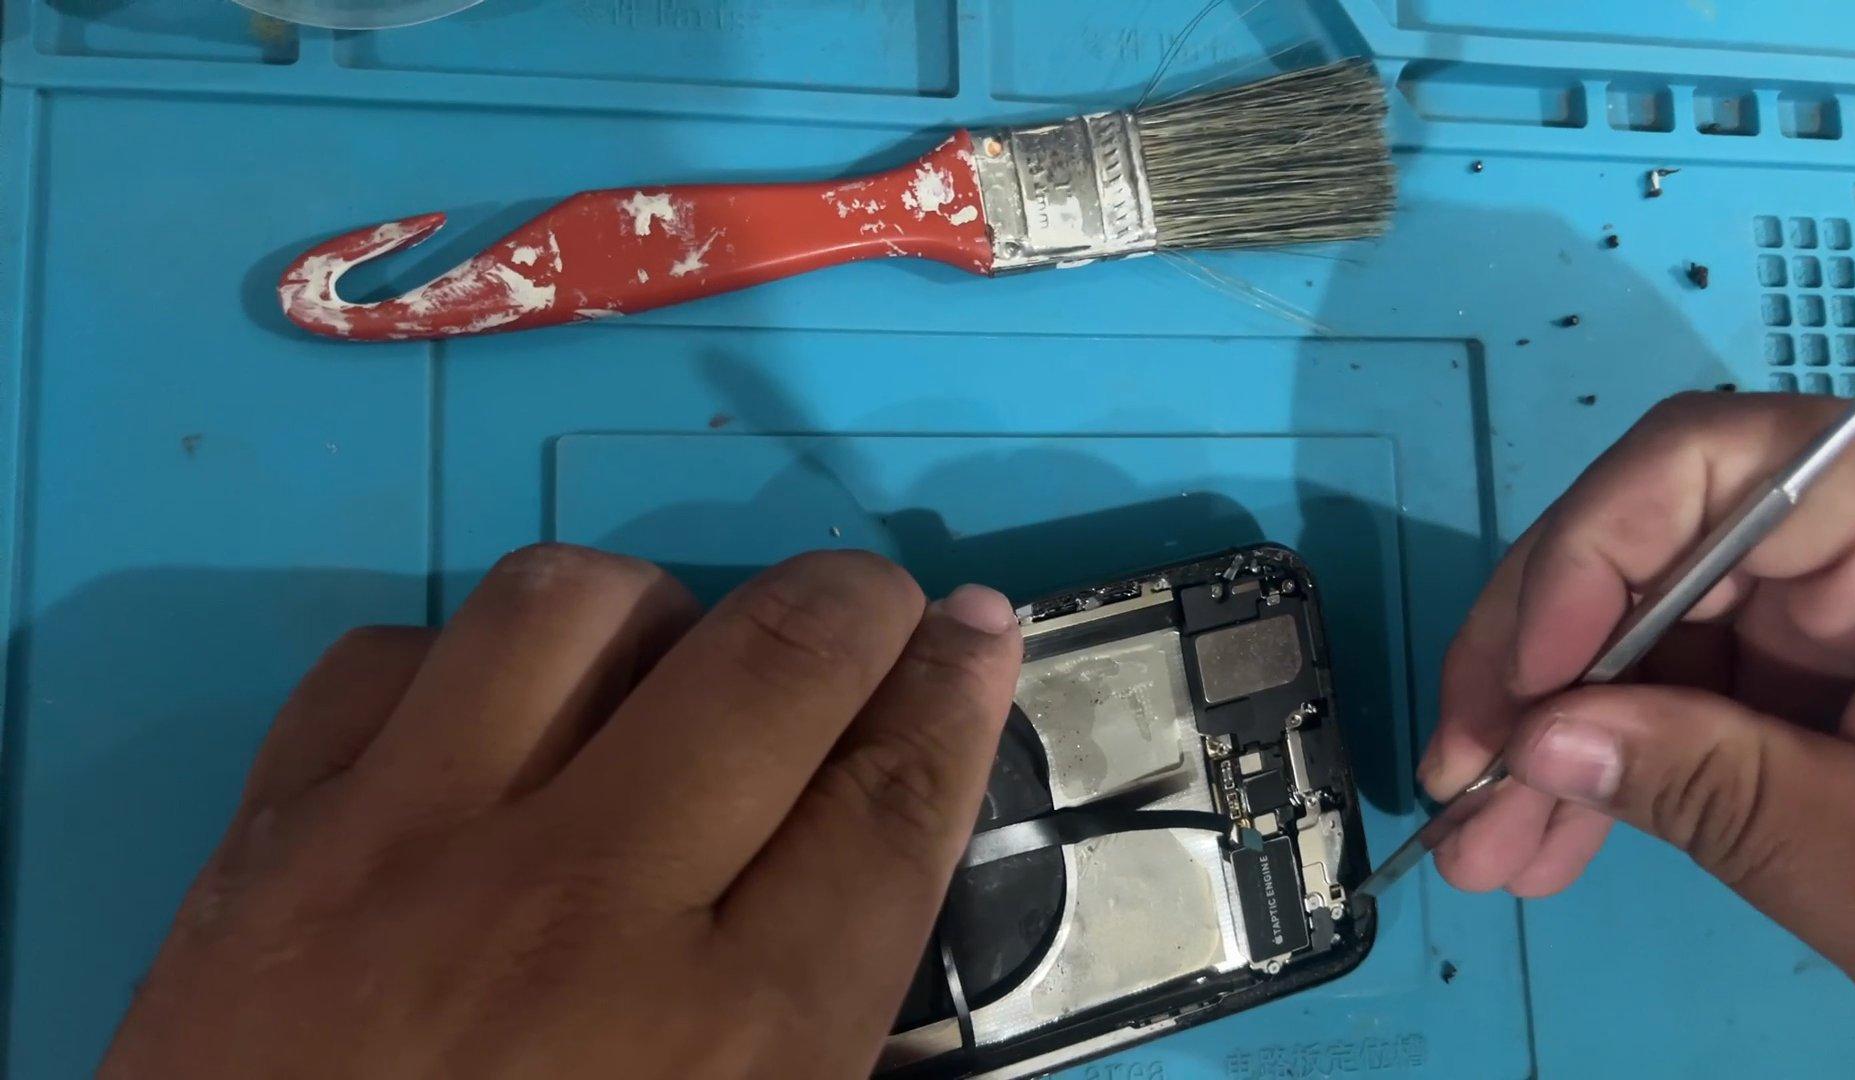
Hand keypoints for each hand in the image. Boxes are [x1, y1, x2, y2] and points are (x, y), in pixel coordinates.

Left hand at [98, 547, 1022, 1078]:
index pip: (895, 792)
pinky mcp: (257, 852)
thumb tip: (907, 766)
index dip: (958, 683)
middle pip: (776, 661)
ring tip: (674, 664)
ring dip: (662, 607)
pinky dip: (470, 660)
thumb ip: (852, 956)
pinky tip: (500, 725)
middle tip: (876, 602)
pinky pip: (393, 655)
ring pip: (576, 606)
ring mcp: (398, 869)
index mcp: (739, 1043)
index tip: (980, 622)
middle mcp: (581, 924)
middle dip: (858, 598)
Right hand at [1422, 392, 1854, 1025]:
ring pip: (1621, 637)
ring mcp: (1834, 616)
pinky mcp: (1803, 676)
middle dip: (1524, 676)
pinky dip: (1583, 763)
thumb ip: (1736, 796)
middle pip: (1635, 560)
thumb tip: (1536, 742)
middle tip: (1458, 777)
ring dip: (1534, 738)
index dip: (1588, 554)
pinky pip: (1653, 692)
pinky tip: (1539, 833)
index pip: (1724, 465)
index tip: (1521, 682)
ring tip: (1484, 841)